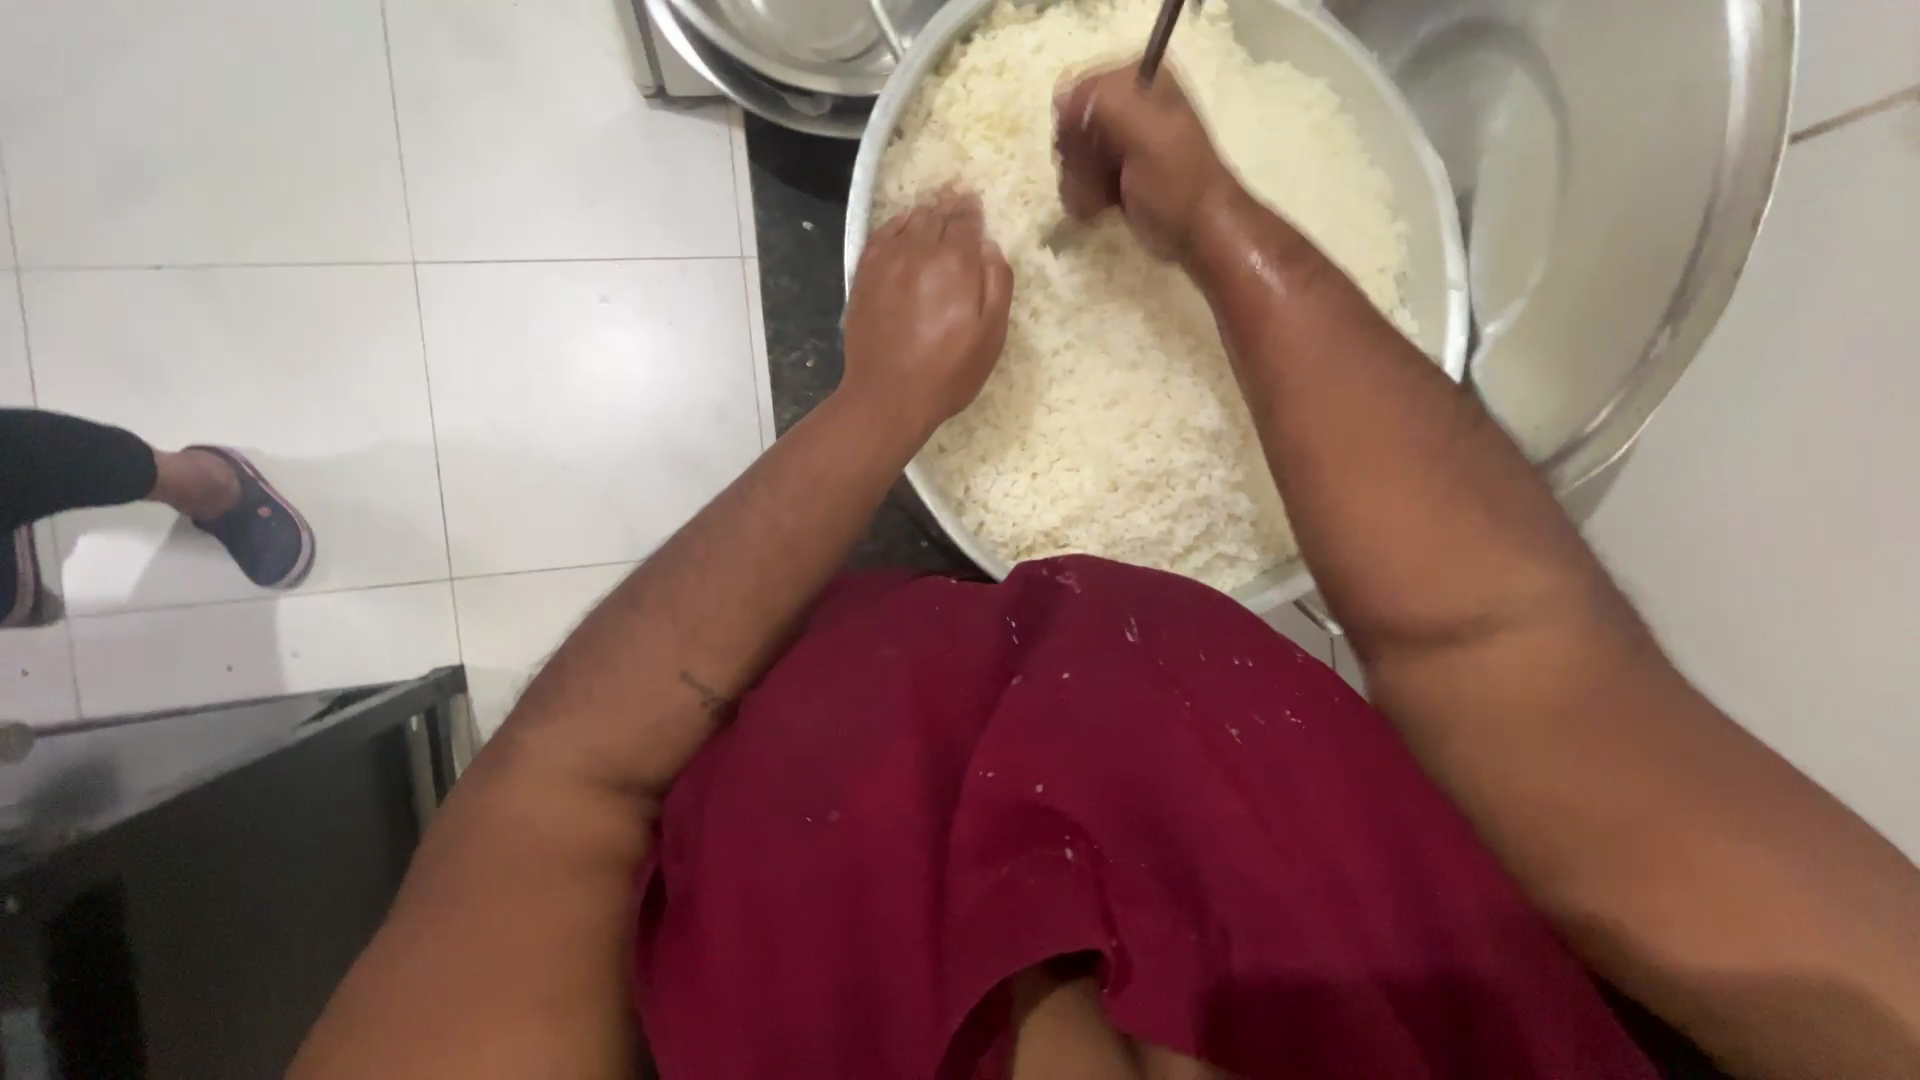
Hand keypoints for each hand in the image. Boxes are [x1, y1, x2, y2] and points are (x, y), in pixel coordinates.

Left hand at [843, 190, 1014, 434]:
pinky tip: (903, 225)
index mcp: (956, 262)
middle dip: (950, 206)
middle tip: (957, 198)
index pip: (966, 221)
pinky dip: (896, 224)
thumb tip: (989, 246)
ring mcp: (887, 260)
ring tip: (934, 208)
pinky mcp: (864, 275)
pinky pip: (881, 235)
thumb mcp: (991, 335)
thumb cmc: (947, 373)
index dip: (973, 211)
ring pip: (909, 221)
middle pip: (937, 216)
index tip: (976, 205)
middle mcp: (920, 250)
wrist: (887, 396)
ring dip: (925, 212)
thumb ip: (997, 283)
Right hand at [1055, 64, 1237, 261]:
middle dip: (1079, 158)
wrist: (1199, 231)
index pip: (1080, 89)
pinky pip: (1079, 176)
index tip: (1088, 152)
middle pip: (1072, 125)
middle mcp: (1129, 104)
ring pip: (1073, 154)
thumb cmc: (1177, 183)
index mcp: (1141, 80)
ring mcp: (1120, 140)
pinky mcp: (1114, 172)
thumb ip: (1107, 102)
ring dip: (1079, 182)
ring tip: (1100, 201)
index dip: (1076, 124)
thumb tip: (1062, 97)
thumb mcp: (1148, 133)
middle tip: (1099, 179)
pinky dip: (1082, 194)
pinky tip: (1097, 209)